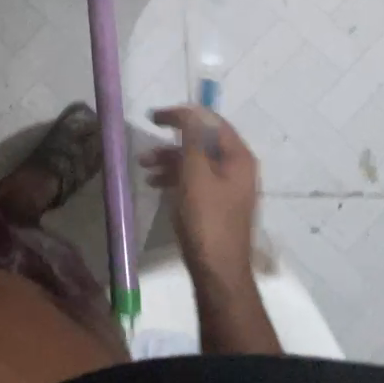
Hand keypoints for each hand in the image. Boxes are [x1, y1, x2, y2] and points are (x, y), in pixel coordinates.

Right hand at [142, 106, 260, 284]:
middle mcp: (238, 168)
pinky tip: (156, 183)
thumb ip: (192, 138)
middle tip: (147, 142)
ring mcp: (229, 187)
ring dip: (170, 158)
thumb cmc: (206, 218)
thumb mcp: (195, 173)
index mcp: (239, 157)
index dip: (183, 115)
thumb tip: (190, 111)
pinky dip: (176, 176)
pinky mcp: (218, 204)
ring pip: (197, 161)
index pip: (211, 122)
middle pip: (203, 141)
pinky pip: (196, 179)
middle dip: (173, 140)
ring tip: (145, 165)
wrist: (218, 271)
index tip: (154, 118)